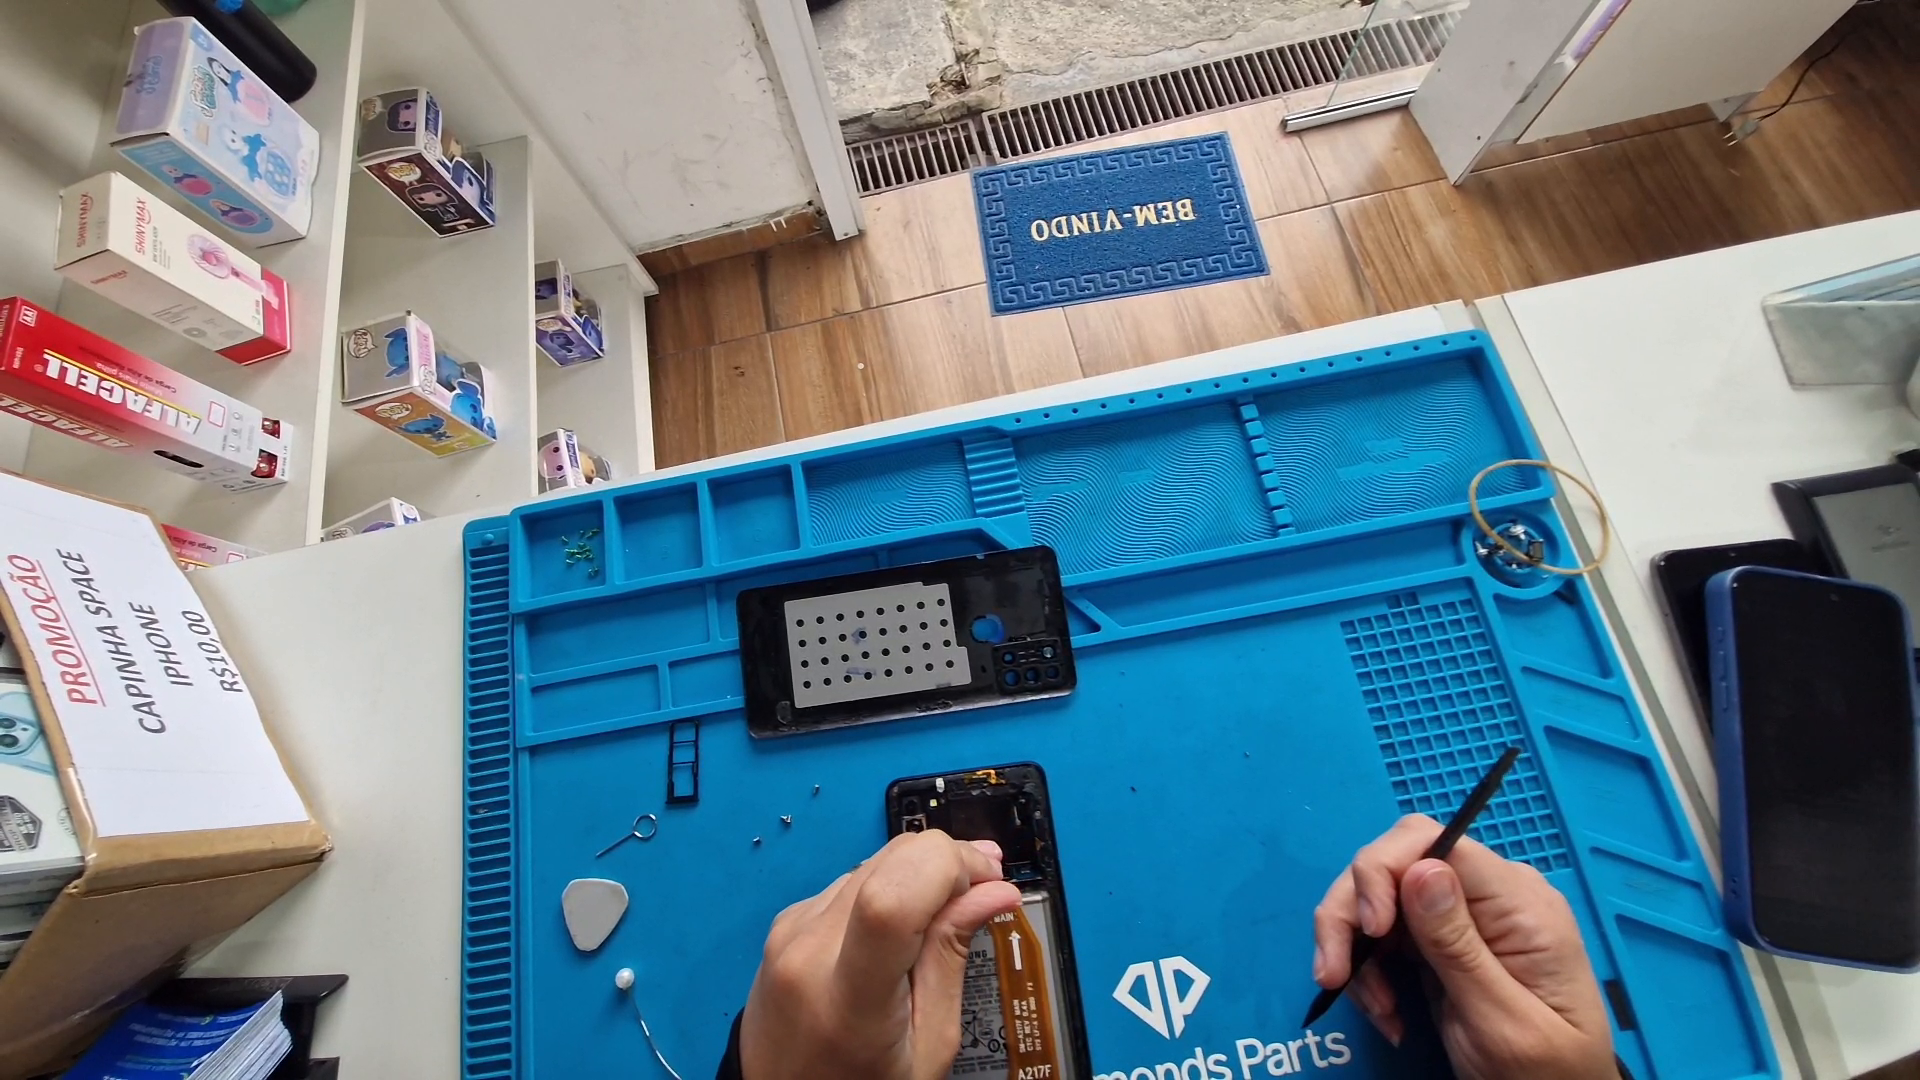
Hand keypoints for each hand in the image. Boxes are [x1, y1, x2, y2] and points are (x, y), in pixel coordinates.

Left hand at [740, 831, 1022, 1079]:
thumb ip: (952, 959)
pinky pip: (855, 877)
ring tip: (956, 895)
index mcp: (846, 1000)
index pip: (890, 900)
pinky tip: (911, 911)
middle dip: (949, 859)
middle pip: (890, 863)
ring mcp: (793, 927)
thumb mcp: (928, 1047)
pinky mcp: (789, 916)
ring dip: (922, 868)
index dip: (948, 870)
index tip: (990, 881)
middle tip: (987, 882)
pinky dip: (892, 883)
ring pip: (877, 859)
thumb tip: (995, 891)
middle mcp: (809, 949)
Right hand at [1312, 814, 1615, 1079]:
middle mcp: (1485, 893)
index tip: (1369, 928)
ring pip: (1372, 896)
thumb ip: (1461, 947)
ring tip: (1374, 1009)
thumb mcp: (1506, 1024)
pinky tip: (1385, 1010)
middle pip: (1390, 864)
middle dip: (1352, 914)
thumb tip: (1420, 868)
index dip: (1384, 868)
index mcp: (1517, 902)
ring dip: (1353, 947)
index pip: (1430, 841)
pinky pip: (1378, 929)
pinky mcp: (1433, 936)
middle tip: (1335, 972)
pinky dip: (1366, 966)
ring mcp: (1457, 913)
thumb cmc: (1547, 1079)